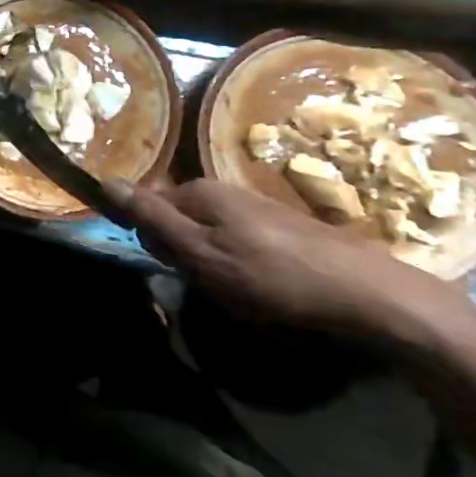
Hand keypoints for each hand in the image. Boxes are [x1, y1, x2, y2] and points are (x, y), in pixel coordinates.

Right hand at [104, 178, 474, 342]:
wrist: (370, 296)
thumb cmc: (273, 277)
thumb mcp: (200, 253)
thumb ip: (151, 218)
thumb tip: (105, 181)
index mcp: (198, 191)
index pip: (146, 208)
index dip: (152, 241)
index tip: (176, 269)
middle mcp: (223, 189)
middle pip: (177, 219)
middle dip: (181, 251)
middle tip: (207, 282)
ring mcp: (254, 206)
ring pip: (206, 232)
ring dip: (210, 260)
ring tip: (237, 289)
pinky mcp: (280, 226)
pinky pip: (235, 240)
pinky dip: (238, 262)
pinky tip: (261, 285)